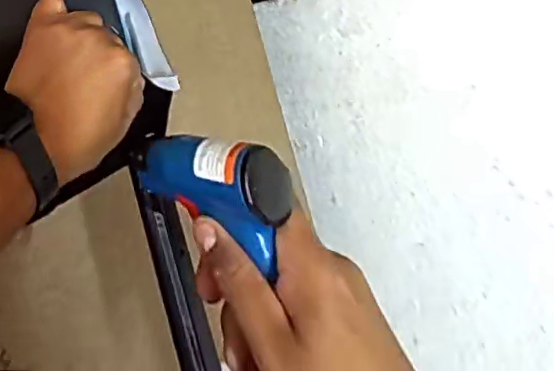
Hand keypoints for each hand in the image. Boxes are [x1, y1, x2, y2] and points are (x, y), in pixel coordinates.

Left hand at [3, 0, 143, 182]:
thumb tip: (129, 77)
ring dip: (79, 35)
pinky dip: (55, 10)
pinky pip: (52, 1)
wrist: (31, 141)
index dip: (113, 73)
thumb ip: (132, 91)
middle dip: (98, 53)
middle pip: (106, 35)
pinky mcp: (42, 26)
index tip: (102, 84)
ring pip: (84, 18)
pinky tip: (54, 24)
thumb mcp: (122, 126)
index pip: (127, 57)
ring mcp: (69, 28)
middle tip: (82, 76)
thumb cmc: (73, 139)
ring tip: (65, 58)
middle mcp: (99, 39)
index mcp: (123, 63)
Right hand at [195, 213, 412, 370]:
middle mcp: (334, 268)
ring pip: (279, 278)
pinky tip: (273, 359)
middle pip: (265, 245)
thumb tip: (210, 229)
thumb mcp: (273, 345)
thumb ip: (238, 281)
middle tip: (216, 305)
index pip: (263, 199)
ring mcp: (347, 294)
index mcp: (315, 264)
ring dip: (254, 311)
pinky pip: (303, 300)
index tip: (199, 210)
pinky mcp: (354, 318)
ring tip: (251, 358)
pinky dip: (280, 322)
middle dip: (235, 275)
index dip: (226, 201)